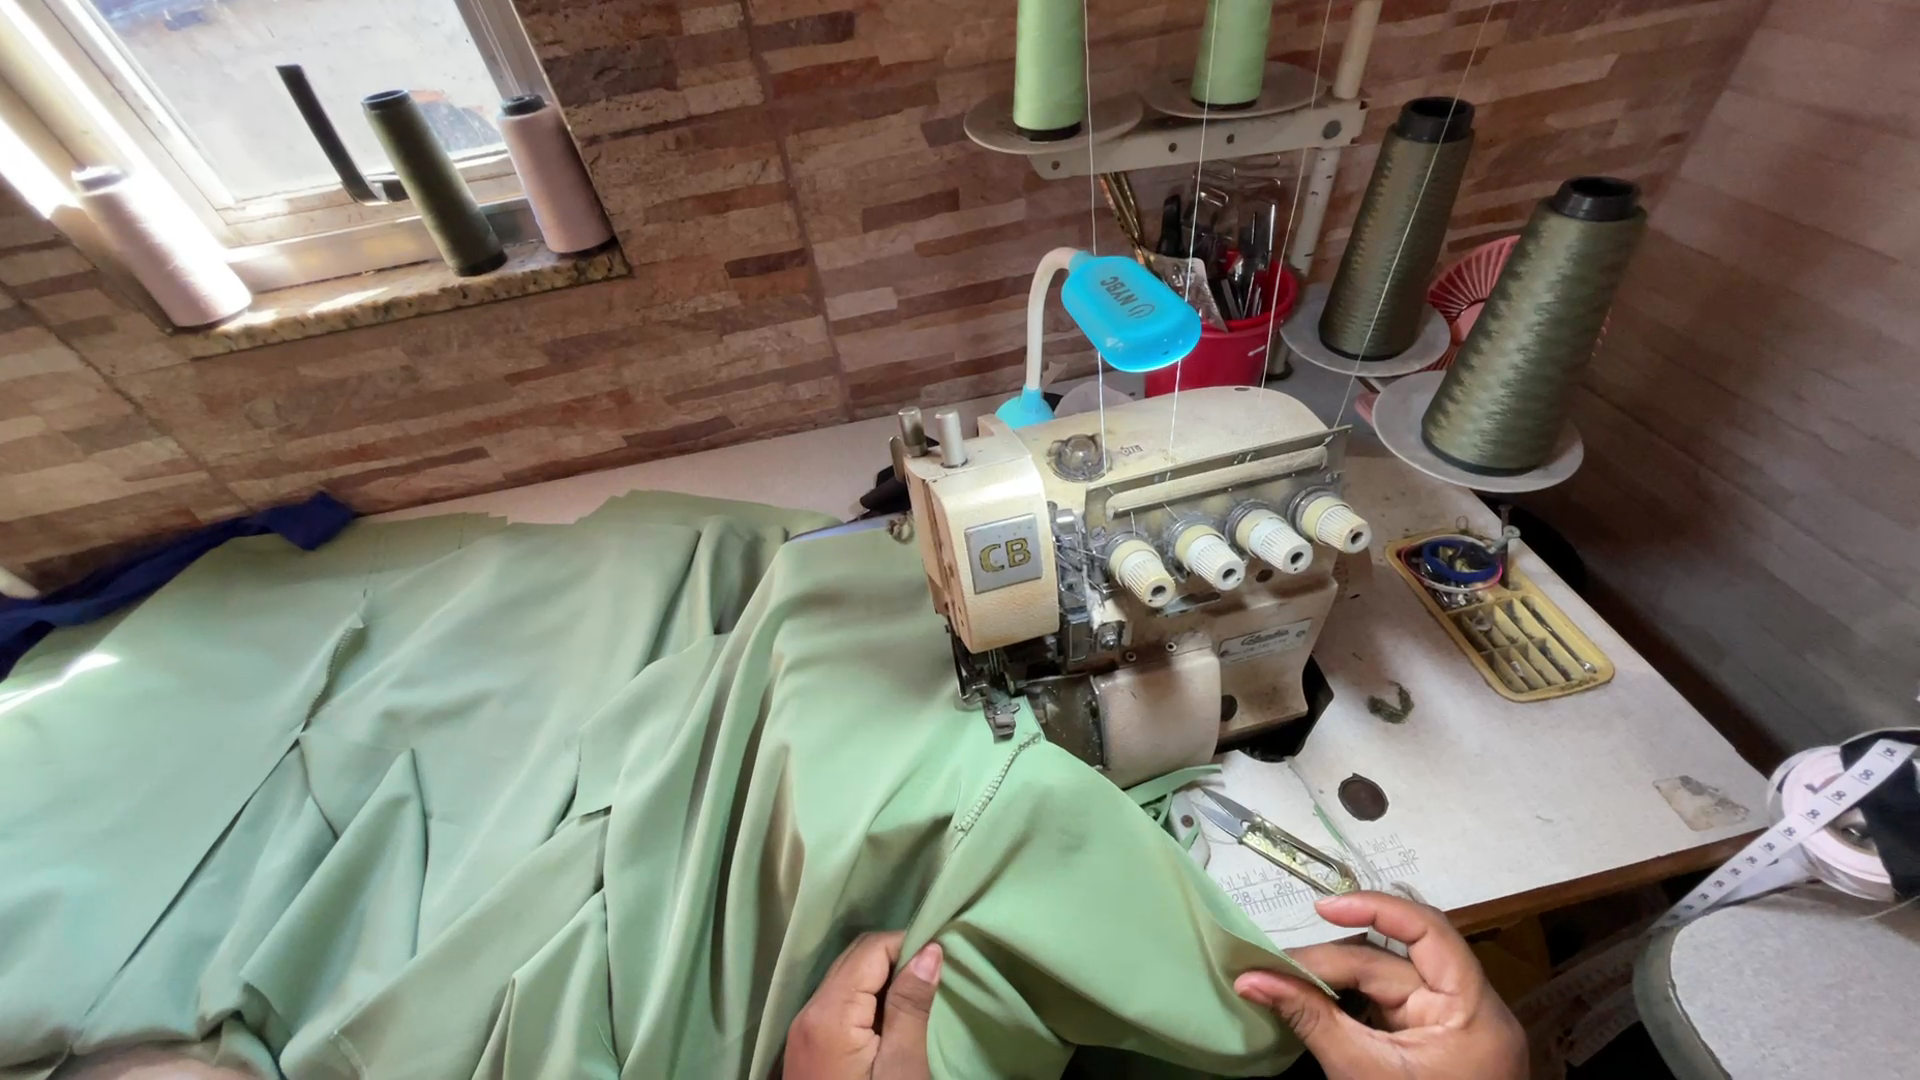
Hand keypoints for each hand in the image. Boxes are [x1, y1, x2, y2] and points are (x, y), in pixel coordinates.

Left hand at [784, 932, 941, 1079]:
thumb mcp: (901, 1069)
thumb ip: (911, 1006)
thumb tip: (930, 949)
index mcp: (830, 1013)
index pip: (871, 948)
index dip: (907, 946)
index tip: (939, 960)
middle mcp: (808, 1011)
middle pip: (855, 957)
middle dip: (894, 957)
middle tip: (930, 977)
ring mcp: (803, 1029)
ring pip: (846, 975)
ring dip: (881, 976)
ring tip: (914, 998)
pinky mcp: (806, 1046)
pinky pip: (837, 999)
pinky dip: (865, 996)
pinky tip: (889, 1018)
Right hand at [1234, 892, 1525, 1079]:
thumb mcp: (1362, 1074)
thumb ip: (1309, 1018)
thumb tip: (1248, 977)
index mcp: (1473, 1011)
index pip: (1428, 930)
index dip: (1374, 908)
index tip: (1321, 909)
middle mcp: (1469, 1007)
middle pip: (1390, 960)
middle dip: (1329, 962)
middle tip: (1273, 965)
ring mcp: (1450, 1023)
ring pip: (1382, 978)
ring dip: (1332, 977)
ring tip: (1286, 978)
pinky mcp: (1432, 1037)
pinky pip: (1385, 999)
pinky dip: (1347, 996)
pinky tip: (1313, 995)